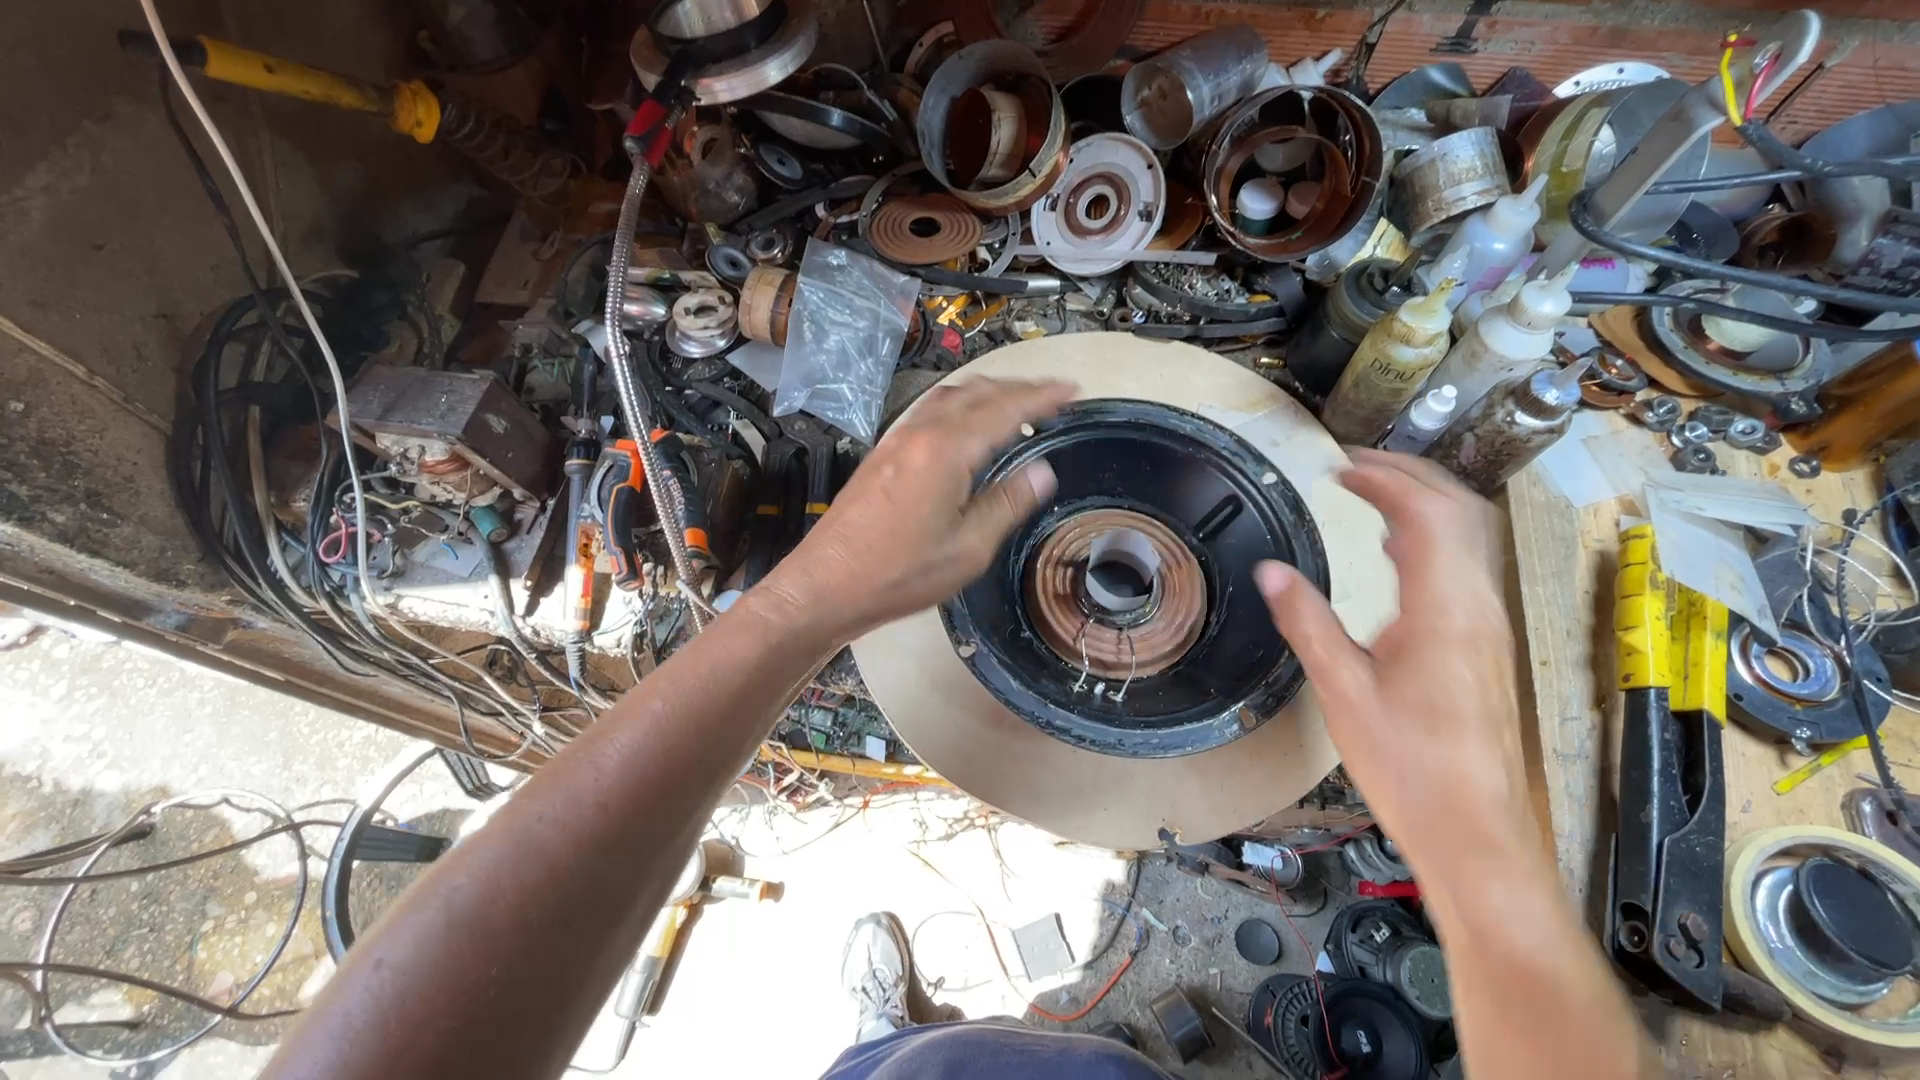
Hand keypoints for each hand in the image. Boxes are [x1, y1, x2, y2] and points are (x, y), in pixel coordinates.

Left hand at [756, 377, 1077, 642]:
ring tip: (1017, 406)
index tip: (1072, 389)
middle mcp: (920, 432)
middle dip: (1019, 388)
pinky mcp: (883, 453)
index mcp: (946, 450)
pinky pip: (930, 411)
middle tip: (1053, 396)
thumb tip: (1043, 473)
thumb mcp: (968, 550)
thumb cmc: (898, 574)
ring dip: (988, 393)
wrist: (825, 584)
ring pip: (951, 396)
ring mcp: (896, 439)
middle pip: (978, 392)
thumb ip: (1007, 504)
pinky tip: (967, 426)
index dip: (1043, 396)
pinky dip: (961, 405)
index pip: (1006, 409)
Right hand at [1254, 450, 1535, 876]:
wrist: (1473, 829)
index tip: (1343, 467)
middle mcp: (1477, 608)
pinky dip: (1431, 542)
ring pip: (1468, 539)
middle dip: (1410, 477)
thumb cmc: (1411, 767)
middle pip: (1459, 512)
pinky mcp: (1483, 647)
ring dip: (1424, 505)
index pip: (1425, 513)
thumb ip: (1308, 622)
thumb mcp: (1343, 690)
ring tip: (1374, 496)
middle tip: (1359, 466)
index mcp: (1444, 609)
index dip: (1384, 478)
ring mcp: (1487, 627)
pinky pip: (1464, 570)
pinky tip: (1401, 556)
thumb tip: (1273, 573)